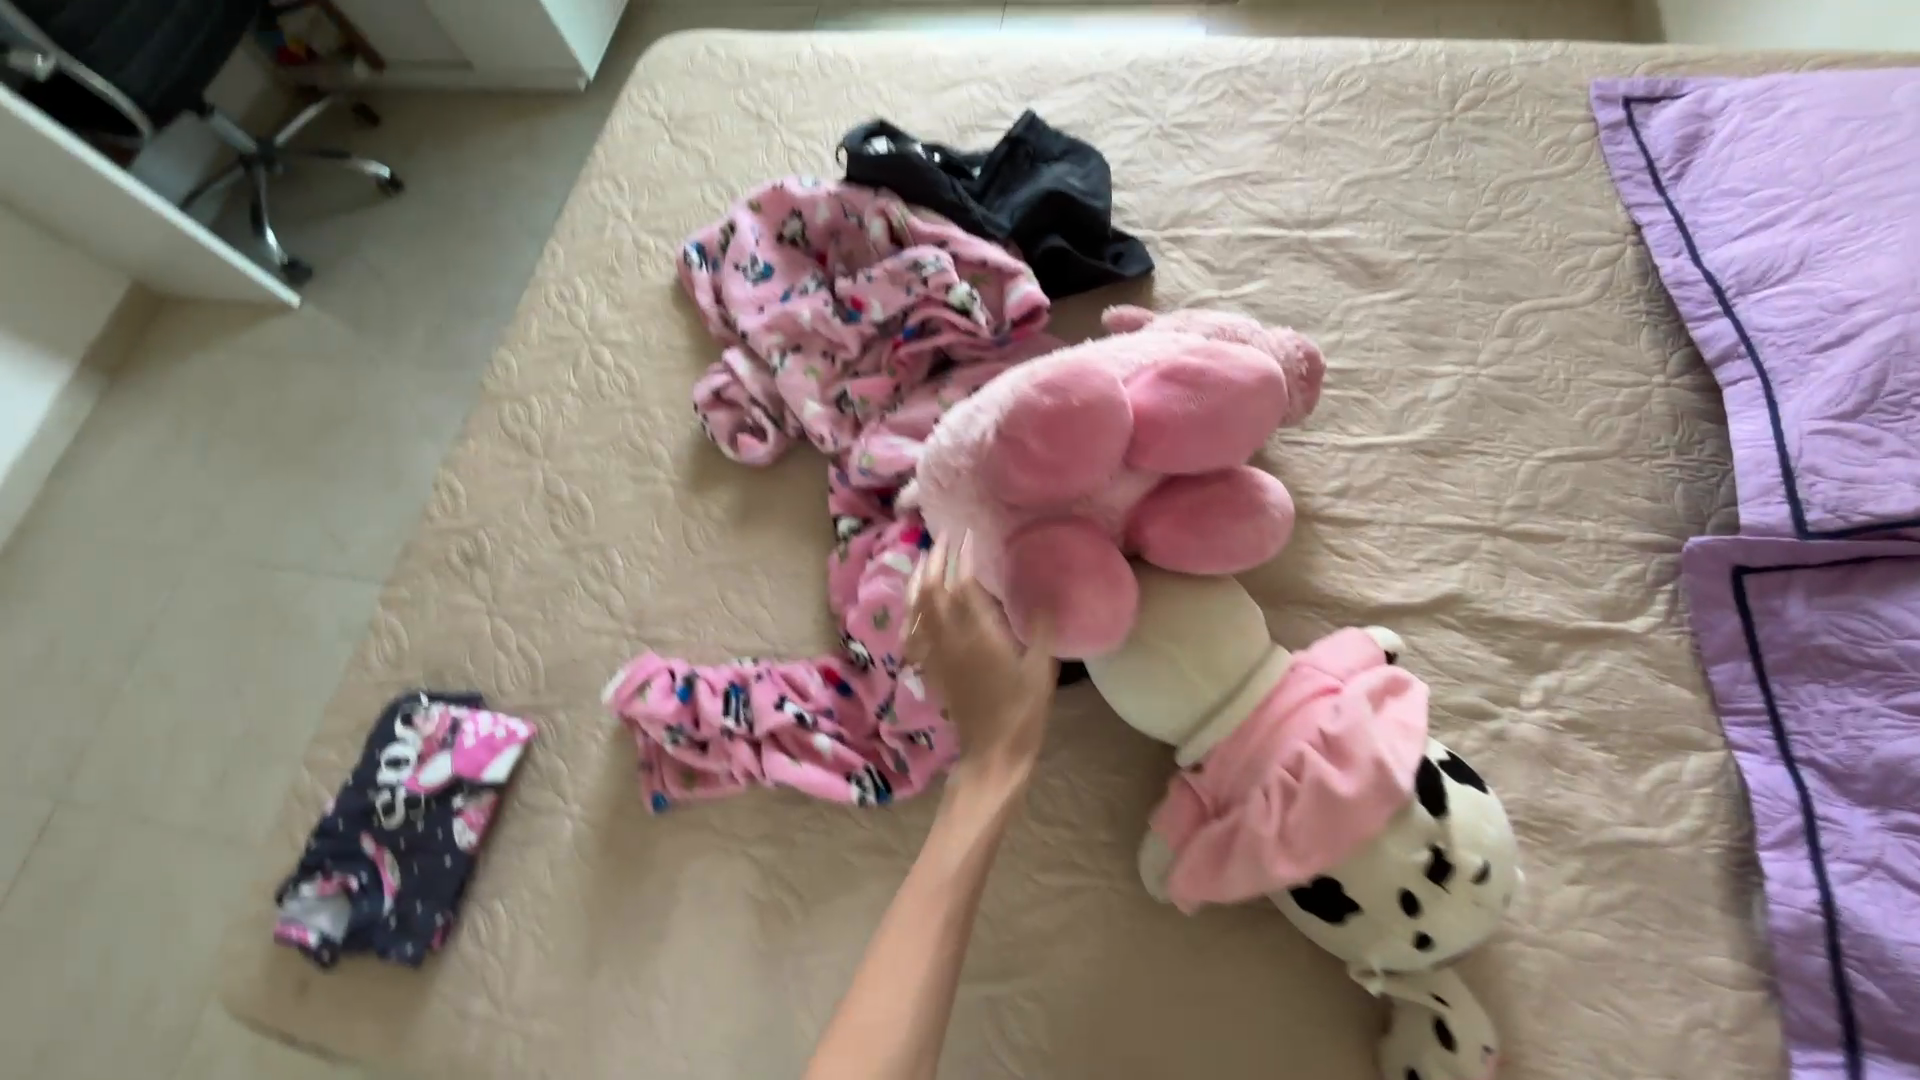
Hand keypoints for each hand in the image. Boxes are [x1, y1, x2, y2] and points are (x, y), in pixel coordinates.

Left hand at [904, 531, 1058, 780]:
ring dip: (918, 580)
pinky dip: (911, 611)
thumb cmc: (1022, 713)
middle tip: (943, 538)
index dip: (962, 558)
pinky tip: (915, 604)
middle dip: (935, 560)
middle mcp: (951, 640)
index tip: (967, 536)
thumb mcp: (1041, 670)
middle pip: (932, 591)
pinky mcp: (930, 669)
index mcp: (980, 635)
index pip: (963, 585)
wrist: (991, 753)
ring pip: (917, 609)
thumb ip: (1041, 630)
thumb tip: (1045, 595)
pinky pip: (912, 633)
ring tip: (925, 560)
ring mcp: (936, 654)